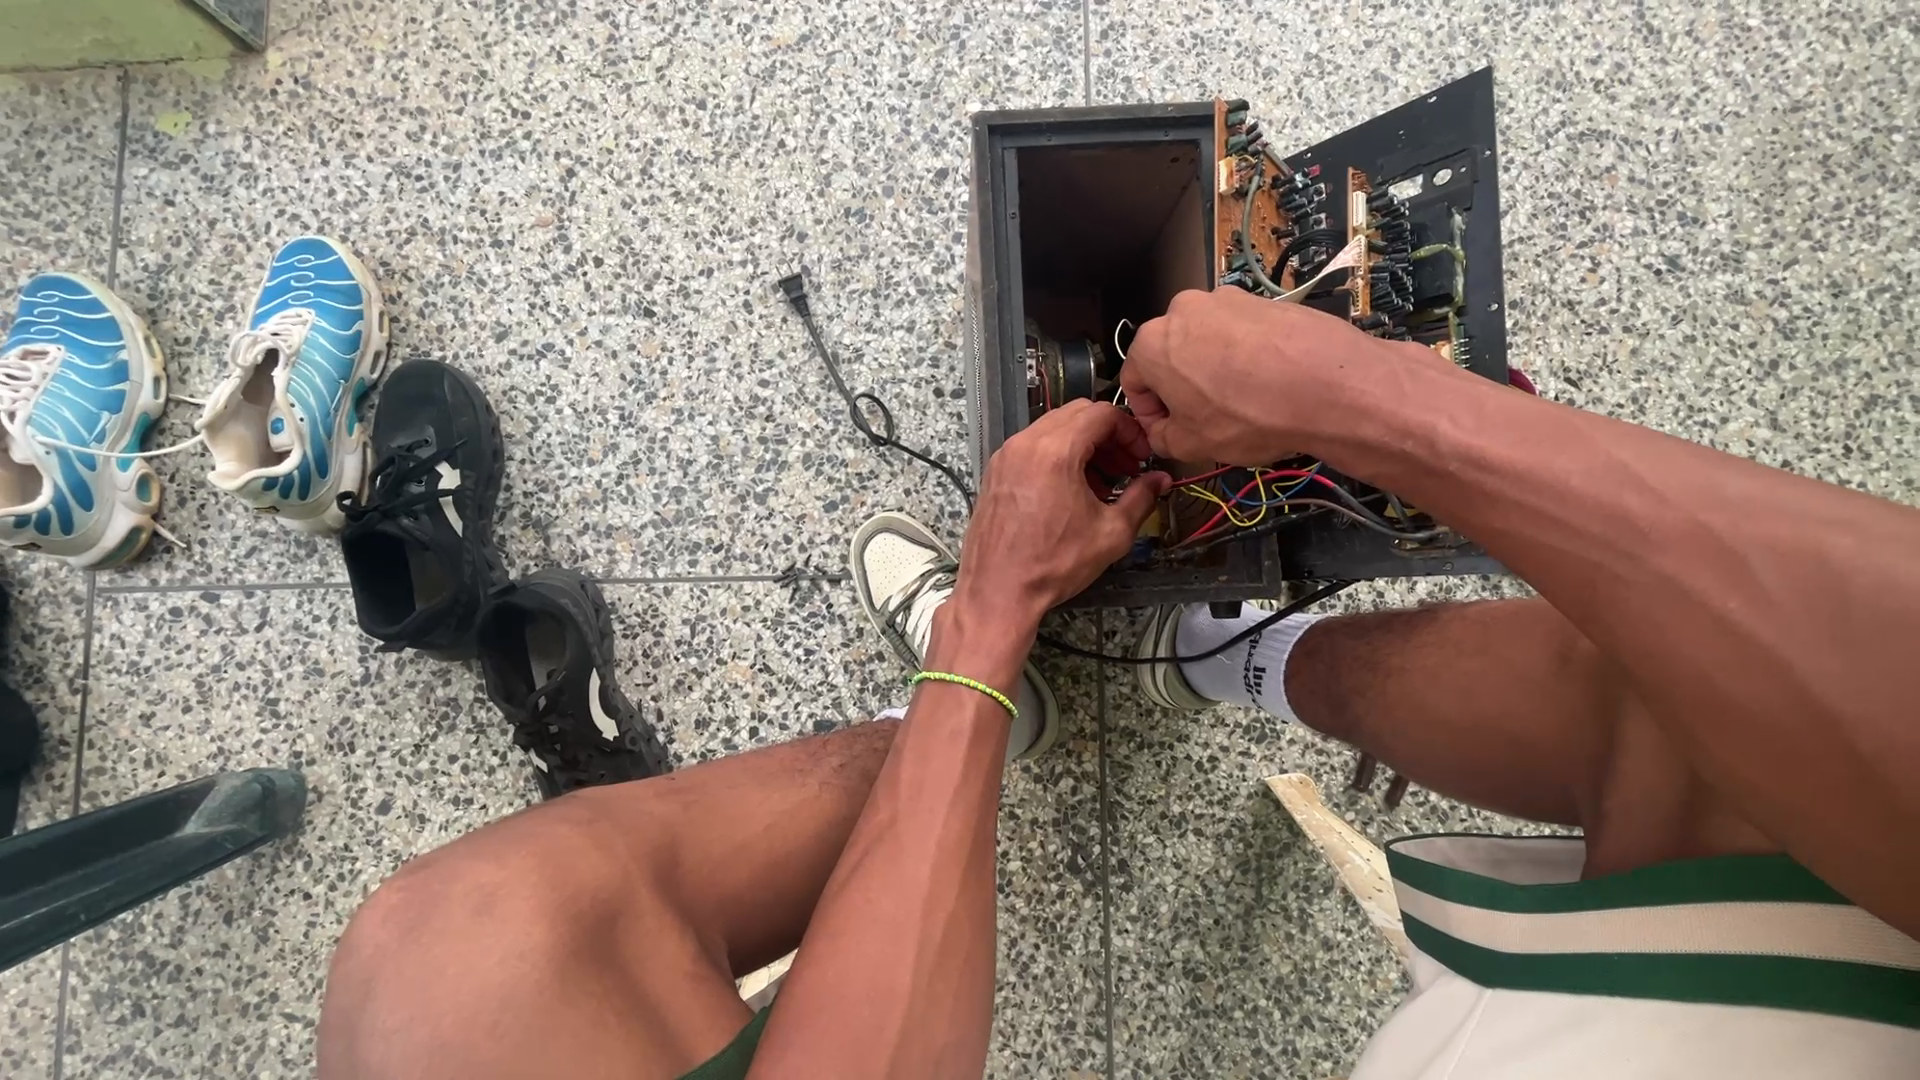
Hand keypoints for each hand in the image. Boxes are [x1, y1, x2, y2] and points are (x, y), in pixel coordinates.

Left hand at [955, 401, 1170, 626]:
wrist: (998, 592)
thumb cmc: (1051, 565)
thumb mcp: (1110, 533)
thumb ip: (1140, 499)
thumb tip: (1159, 482)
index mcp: (1055, 451)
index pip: (1101, 413)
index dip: (1130, 430)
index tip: (1141, 455)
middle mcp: (1025, 444)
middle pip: (1076, 415)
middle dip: (1107, 436)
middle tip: (1126, 467)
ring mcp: (1005, 457)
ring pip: (1052, 430)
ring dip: (1082, 446)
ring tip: (1102, 483)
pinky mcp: (995, 473)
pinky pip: (1032, 448)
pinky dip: (1057, 457)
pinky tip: (1071, 491)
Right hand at [1121, 287, 1423, 464]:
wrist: (1329, 386)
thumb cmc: (1246, 416)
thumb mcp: (1190, 444)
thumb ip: (1161, 438)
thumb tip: (1162, 431)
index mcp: (1151, 342)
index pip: (1133, 381)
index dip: (1148, 413)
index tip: (1168, 431)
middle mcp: (1183, 310)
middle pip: (1169, 355)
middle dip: (1180, 386)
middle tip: (1204, 418)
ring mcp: (1228, 298)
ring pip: (1206, 342)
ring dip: (1212, 370)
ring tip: (1241, 401)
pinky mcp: (1266, 299)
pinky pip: (1242, 334)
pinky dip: (1245, 357)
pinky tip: (1267, 383)